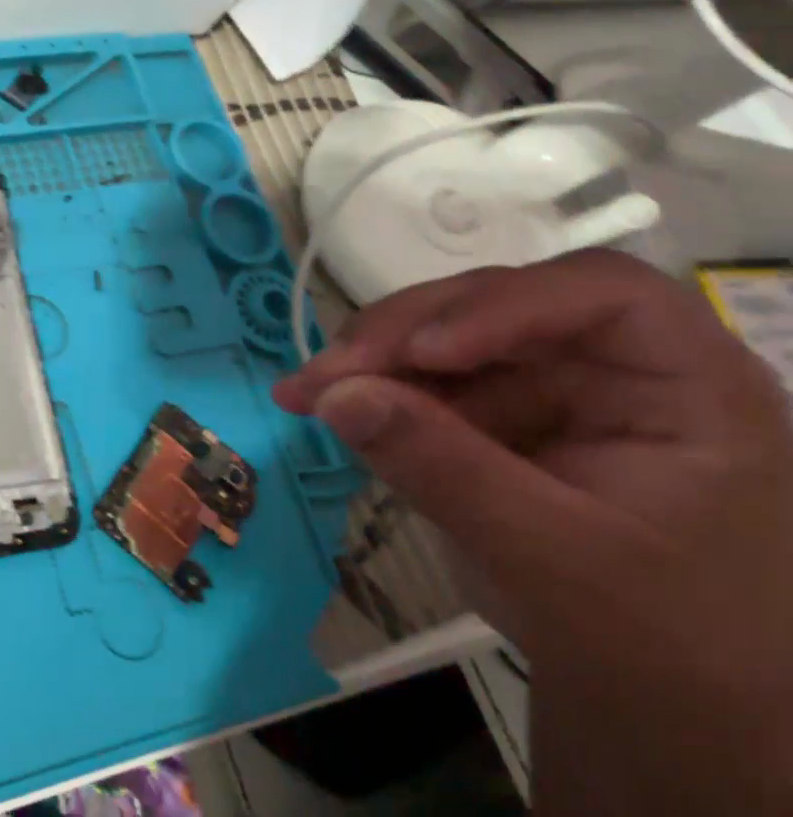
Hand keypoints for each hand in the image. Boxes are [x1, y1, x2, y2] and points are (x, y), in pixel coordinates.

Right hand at [275, 250, 792, 813]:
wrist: (657, 697)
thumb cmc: (652, 632)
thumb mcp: (548, 551)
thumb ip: (443, 468)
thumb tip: (333, 394)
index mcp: (686, 387)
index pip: (600, 297)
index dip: (503, 305)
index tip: (422, 355)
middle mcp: (616, 368)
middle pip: (500, 304)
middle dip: (405, 333)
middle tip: (325, 373)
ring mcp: (554, 388)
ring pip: (448, 334)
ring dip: (371, 356)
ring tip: (306, 392)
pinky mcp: (502, 415)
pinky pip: (426, 381)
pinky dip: (371, 389)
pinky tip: (325, 407)